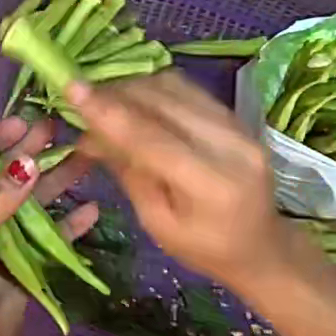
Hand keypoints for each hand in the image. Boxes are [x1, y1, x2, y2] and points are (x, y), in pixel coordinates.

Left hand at [0, 116, 99, 335]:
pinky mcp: (23, 269)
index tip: (22, 122)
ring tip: (85, 159)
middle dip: (30, 156)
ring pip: (31, 207)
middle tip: (59, 131)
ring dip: (55, 185)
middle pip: (6, 181)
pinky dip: (68, 227)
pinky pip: (48, 241)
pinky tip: (91, 209)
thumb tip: (27, 162)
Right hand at [67, 73, 298, 294]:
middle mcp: (232, 146)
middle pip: (164, 103)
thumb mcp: (158, 224)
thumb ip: (130, 173)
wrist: (263, 246)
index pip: (153, 138)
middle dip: (116, 94)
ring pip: (177, 88)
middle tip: (80, 97)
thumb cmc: (205, 249)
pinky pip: (190, 90)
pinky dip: (156, 89)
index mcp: (212, 185)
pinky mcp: (239, 117)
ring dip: (134, 87)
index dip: (109, 112)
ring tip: (104, 97)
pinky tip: (135, 98)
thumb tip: (90, 134)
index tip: (72, 89)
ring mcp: (240, 127)